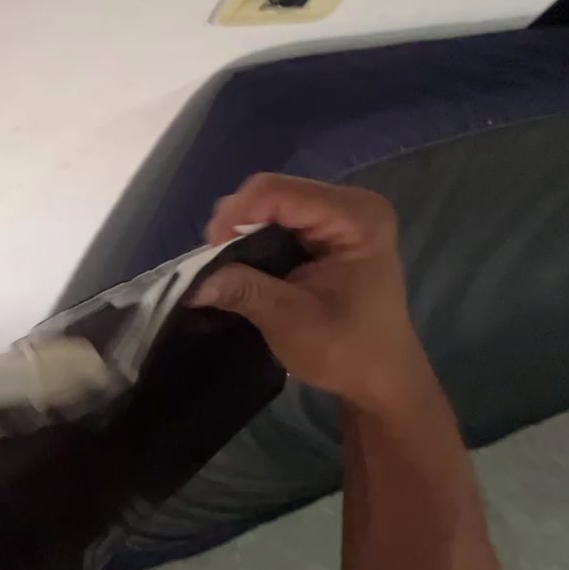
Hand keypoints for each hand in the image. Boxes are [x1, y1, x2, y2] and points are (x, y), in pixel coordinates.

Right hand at [187, 173, 437, 413]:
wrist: (378, 377)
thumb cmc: (347, 350)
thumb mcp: (290, 321)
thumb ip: (243, 291)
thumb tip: (190, 282)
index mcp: (357, 217)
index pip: (277, 192)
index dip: (234, 217)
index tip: (209, 257)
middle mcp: (349, 204)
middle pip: (269, 192)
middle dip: (233, 224)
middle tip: (214, 264)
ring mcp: (336, 214)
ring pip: (265, 202)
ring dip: (237, 231)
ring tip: (225, 266)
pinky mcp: (322, 228)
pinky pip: (271, 216)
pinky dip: (248, 236)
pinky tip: (242, 262)